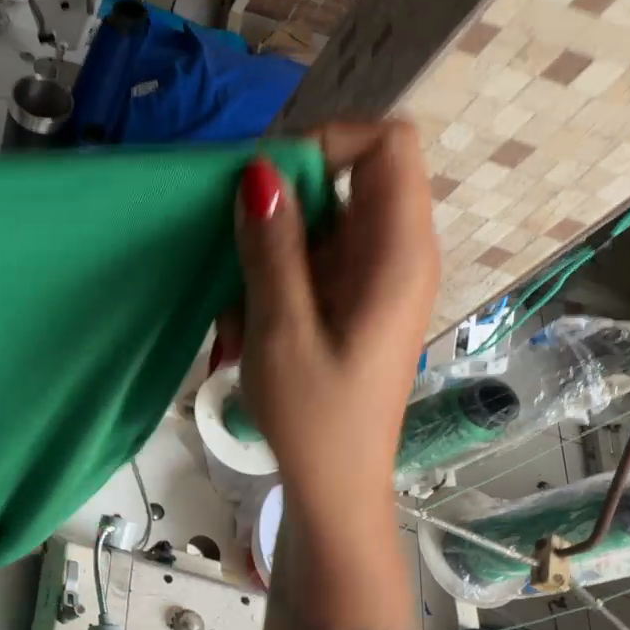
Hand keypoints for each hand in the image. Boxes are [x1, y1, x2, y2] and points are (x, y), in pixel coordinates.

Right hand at [232, 120, 438, 495]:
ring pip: (316, 229)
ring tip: (235, 322)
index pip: (388, 146)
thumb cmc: (314, 416)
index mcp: (397, 254)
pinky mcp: (352, 302)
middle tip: (232, 264)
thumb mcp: (280, 330)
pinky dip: (270, 288)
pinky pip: (309, 266)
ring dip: (264, 261)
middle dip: (277, 216)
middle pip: (344, 185)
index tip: (262, 186)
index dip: (326, 144)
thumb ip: (271, 249)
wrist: (335, 485)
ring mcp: (374, 280)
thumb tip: (260, 172)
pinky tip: (244, 335)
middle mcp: (396, 255)